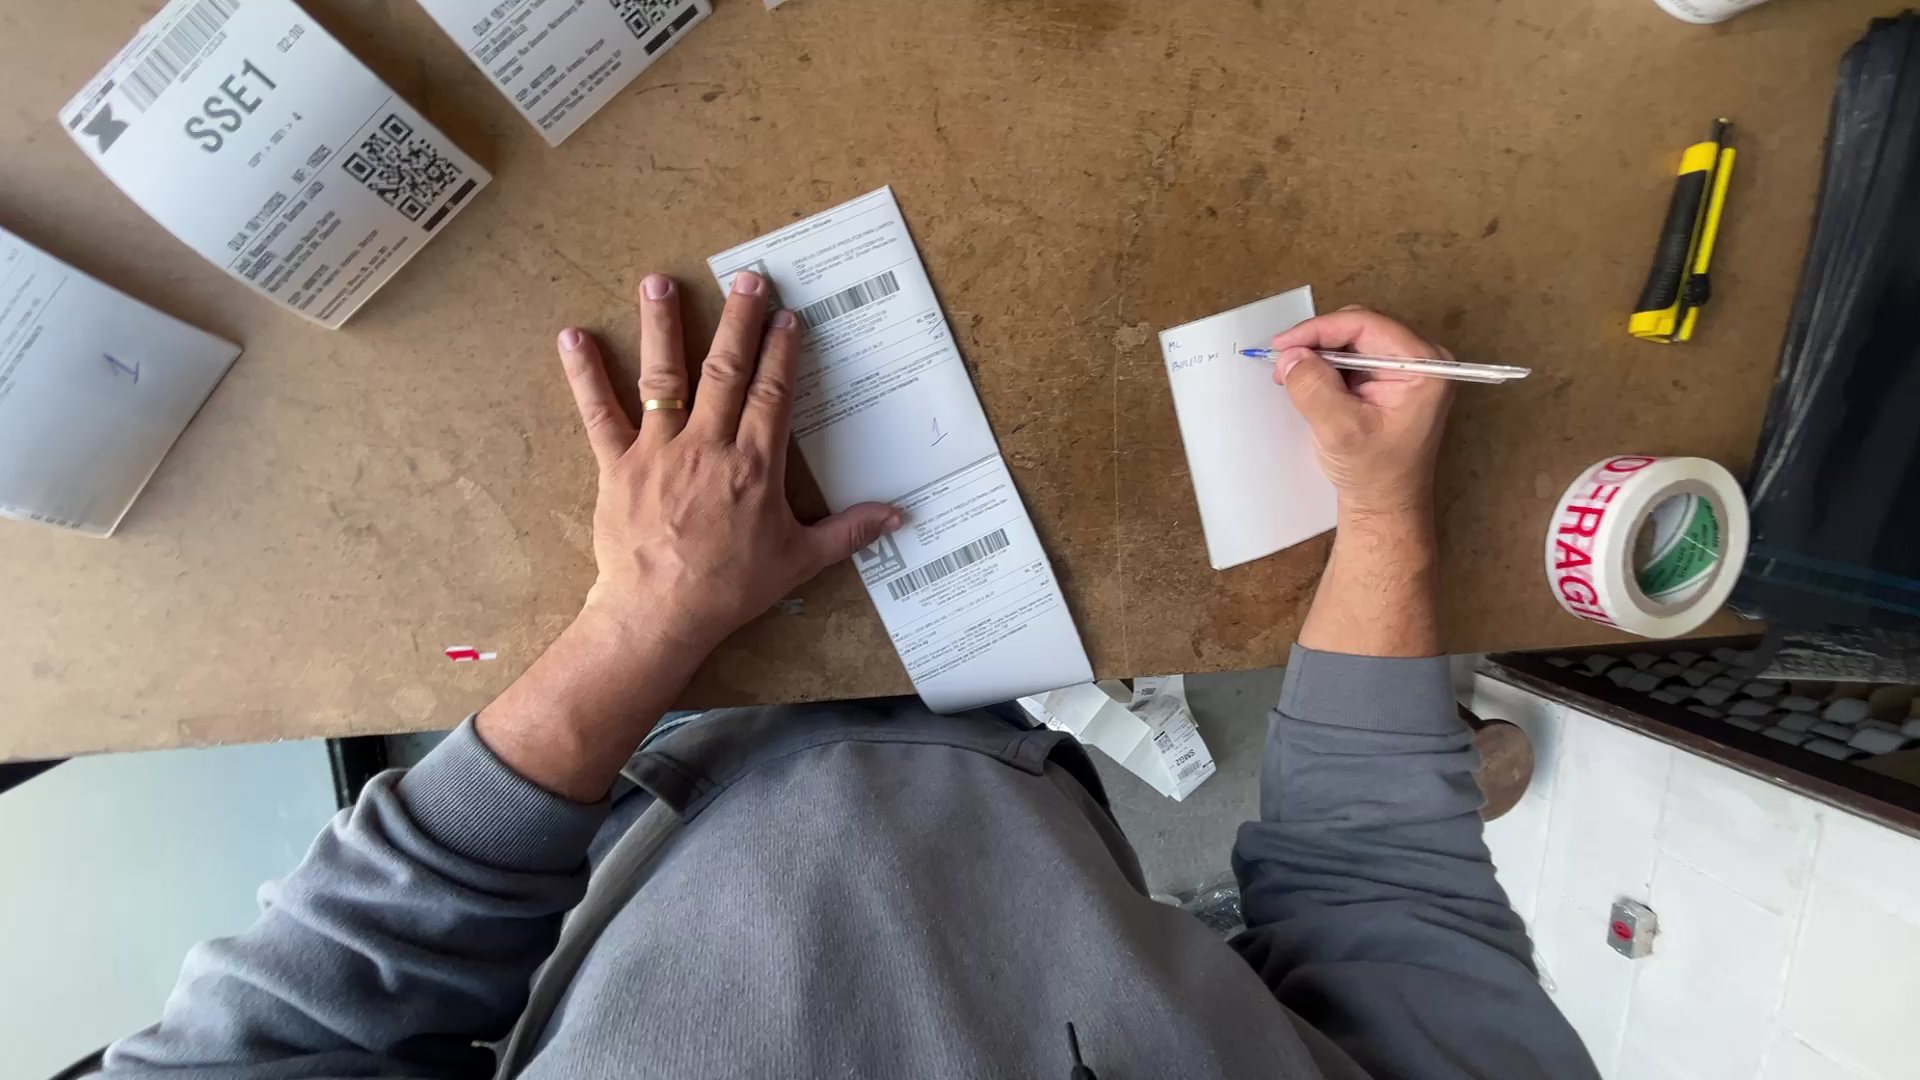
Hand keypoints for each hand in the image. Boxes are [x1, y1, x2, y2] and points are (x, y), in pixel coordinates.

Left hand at [476, 271, 900, 800]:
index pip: (772, 393)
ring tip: (661, 282)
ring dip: (664, 327)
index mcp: (755, 464)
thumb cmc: (733, 587)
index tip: (785, 315)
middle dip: (737, 321)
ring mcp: (659, 450)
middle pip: (725, 370)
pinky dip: (585, 375)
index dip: (780, 351)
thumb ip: (850, 532)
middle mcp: (709, 445)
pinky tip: (574, 337)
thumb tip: (899, 518)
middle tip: (745, 278)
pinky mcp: (617, 464)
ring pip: (664, 377)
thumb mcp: (801, 560)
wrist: (662, 614)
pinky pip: (599, 413)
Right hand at [1271, 306, 1453, 518]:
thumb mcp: (1340, 429)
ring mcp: (1402, 370)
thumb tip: (1291, 357)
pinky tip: (1306, 383)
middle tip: (1283, 361)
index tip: (1283, 345)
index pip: (1366, 325)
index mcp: (1422, 366)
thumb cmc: (1374, 472)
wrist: (1383, 502)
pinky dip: (1323, 367)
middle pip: (1358, 328)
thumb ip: (1314, 388)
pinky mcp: (1385, 381)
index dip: (1319, 330)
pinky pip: (1349, 360)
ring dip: (1317, 355)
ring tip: (1291, 376)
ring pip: (1350, 342)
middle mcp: (1418, 361)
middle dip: (1316, 341)